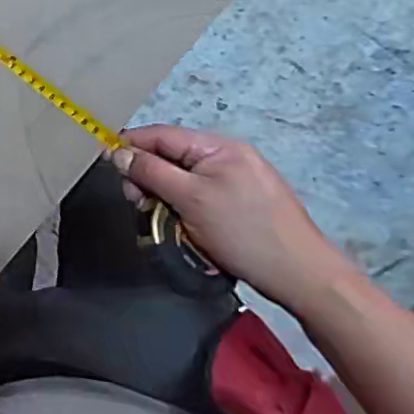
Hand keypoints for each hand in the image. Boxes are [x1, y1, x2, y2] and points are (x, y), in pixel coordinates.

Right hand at [109, 124, 367, 316]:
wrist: (306, 279)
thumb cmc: (245, 233)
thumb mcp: (189, 199)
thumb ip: (150, 171)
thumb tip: (117, 152)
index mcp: (217, 146)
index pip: (159, 135)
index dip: (130, 147)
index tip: (107, 166)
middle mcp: (227, 155)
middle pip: (169, 156)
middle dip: (148, 178)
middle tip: (137, 204)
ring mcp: (237, 179)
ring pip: (182, 179)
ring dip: (165, 197)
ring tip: (164, 221)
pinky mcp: (243, 202)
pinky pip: (199, 195)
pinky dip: (184, 208)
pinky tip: (185, 227)